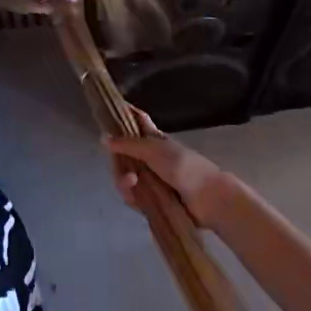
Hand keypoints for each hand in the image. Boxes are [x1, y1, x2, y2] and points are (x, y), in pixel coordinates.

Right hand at [106, 108, 235, 227]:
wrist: (207, 198)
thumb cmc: (183, 166)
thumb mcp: (153, 149)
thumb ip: (127, 144)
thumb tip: (104, 137)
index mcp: (154, 139)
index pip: (137, 121)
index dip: (125, 114)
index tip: (108, 111)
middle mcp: (150, 157)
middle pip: (124, 153)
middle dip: (117, 160)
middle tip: (117, 164)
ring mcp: (151, 179)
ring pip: (125, 176)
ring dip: (123, 180)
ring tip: (131, 183)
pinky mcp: (152, 200)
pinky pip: (132, 196)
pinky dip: (131, 195)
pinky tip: (133, 195)